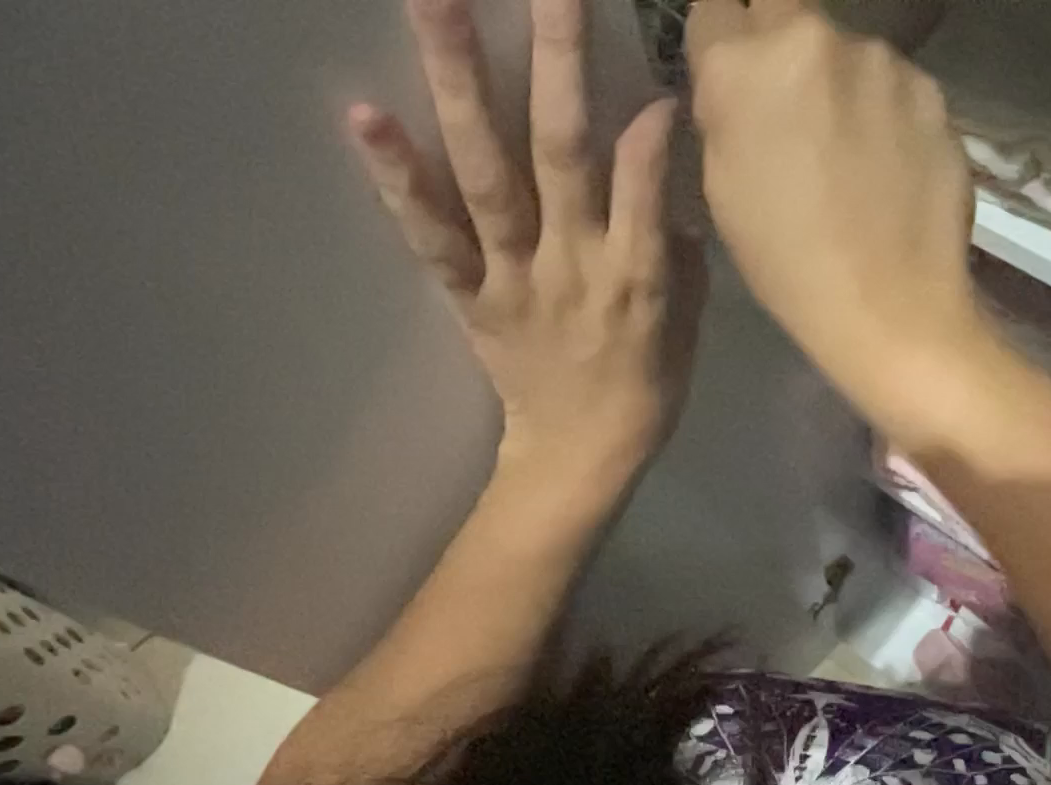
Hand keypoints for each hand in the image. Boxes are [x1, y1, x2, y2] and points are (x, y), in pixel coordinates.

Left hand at [350, 0, 706, 473]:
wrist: (580, 459)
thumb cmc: (646, 395)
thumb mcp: (688, 335)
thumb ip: (681, 262)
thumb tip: (670, 195)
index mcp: (637, 280)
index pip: (645, 186)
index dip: (649, 127)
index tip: (654, 80)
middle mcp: (574, 265)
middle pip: (562, 152)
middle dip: (556, 59)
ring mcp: (514, 277)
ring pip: (488, 174)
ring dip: (461, 84)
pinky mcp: (470, 295)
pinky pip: (432, 238)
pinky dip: (398, 180)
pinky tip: (363, 114)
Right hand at [685, 0, 978, 368]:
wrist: (892, 307)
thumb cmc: (792, 266)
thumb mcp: (724, 192)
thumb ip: (726, 114)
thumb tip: (739, 84)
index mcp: (743, 66)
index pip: (716, 9)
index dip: (725, 50)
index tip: (741, 89)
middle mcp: (813, 39)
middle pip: (785, 12)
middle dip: (783, 52)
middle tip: (799, 119)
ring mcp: (882, 62)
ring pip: (849, 53)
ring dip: (844, 86)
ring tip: (858, 157)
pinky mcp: (934, 92)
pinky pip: (897, 87)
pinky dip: (890, 114)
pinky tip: (895, 169)